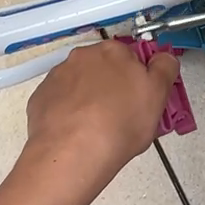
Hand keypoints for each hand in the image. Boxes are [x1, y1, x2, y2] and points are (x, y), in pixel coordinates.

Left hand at [25, 41, 179, 185]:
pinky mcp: (39, 99)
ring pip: (80, 85)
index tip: (140, 101)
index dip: (138, 79)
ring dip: (88, 99)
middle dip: (112, 87)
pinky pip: (59, 102)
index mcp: (113, 51)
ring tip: (97, 130)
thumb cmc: (120, 124)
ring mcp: (57, 77)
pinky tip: (76, 134)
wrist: (72, 153)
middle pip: (103, 68)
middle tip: (121, 116)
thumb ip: (165, 68)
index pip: (131, 57)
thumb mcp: (158, 94)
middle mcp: (82, 57)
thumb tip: (162, 58)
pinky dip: (68, 113)